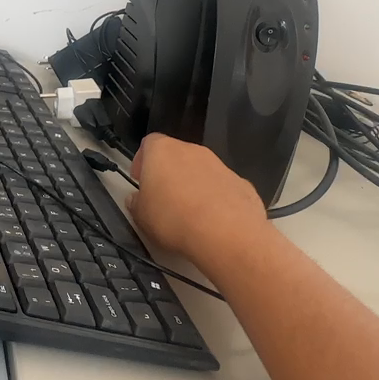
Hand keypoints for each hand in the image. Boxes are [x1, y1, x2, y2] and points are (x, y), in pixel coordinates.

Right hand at [127, 133, 273, 284]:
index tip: (141, 181)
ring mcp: (220, 166)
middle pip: (176, 156)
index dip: (142, 162)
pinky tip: (213, 223)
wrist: (226, 235)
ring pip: (201, 171)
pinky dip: (217, 200)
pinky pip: (222, 188)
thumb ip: (136, 203)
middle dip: (169, 175)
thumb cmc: (175, 219)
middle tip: (162, 200)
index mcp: (162, 150)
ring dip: (194, 187)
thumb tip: (137, 201)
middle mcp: (192, 151)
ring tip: (188, 216)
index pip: (148, 144)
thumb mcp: (140, 216)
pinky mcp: (242, 184)